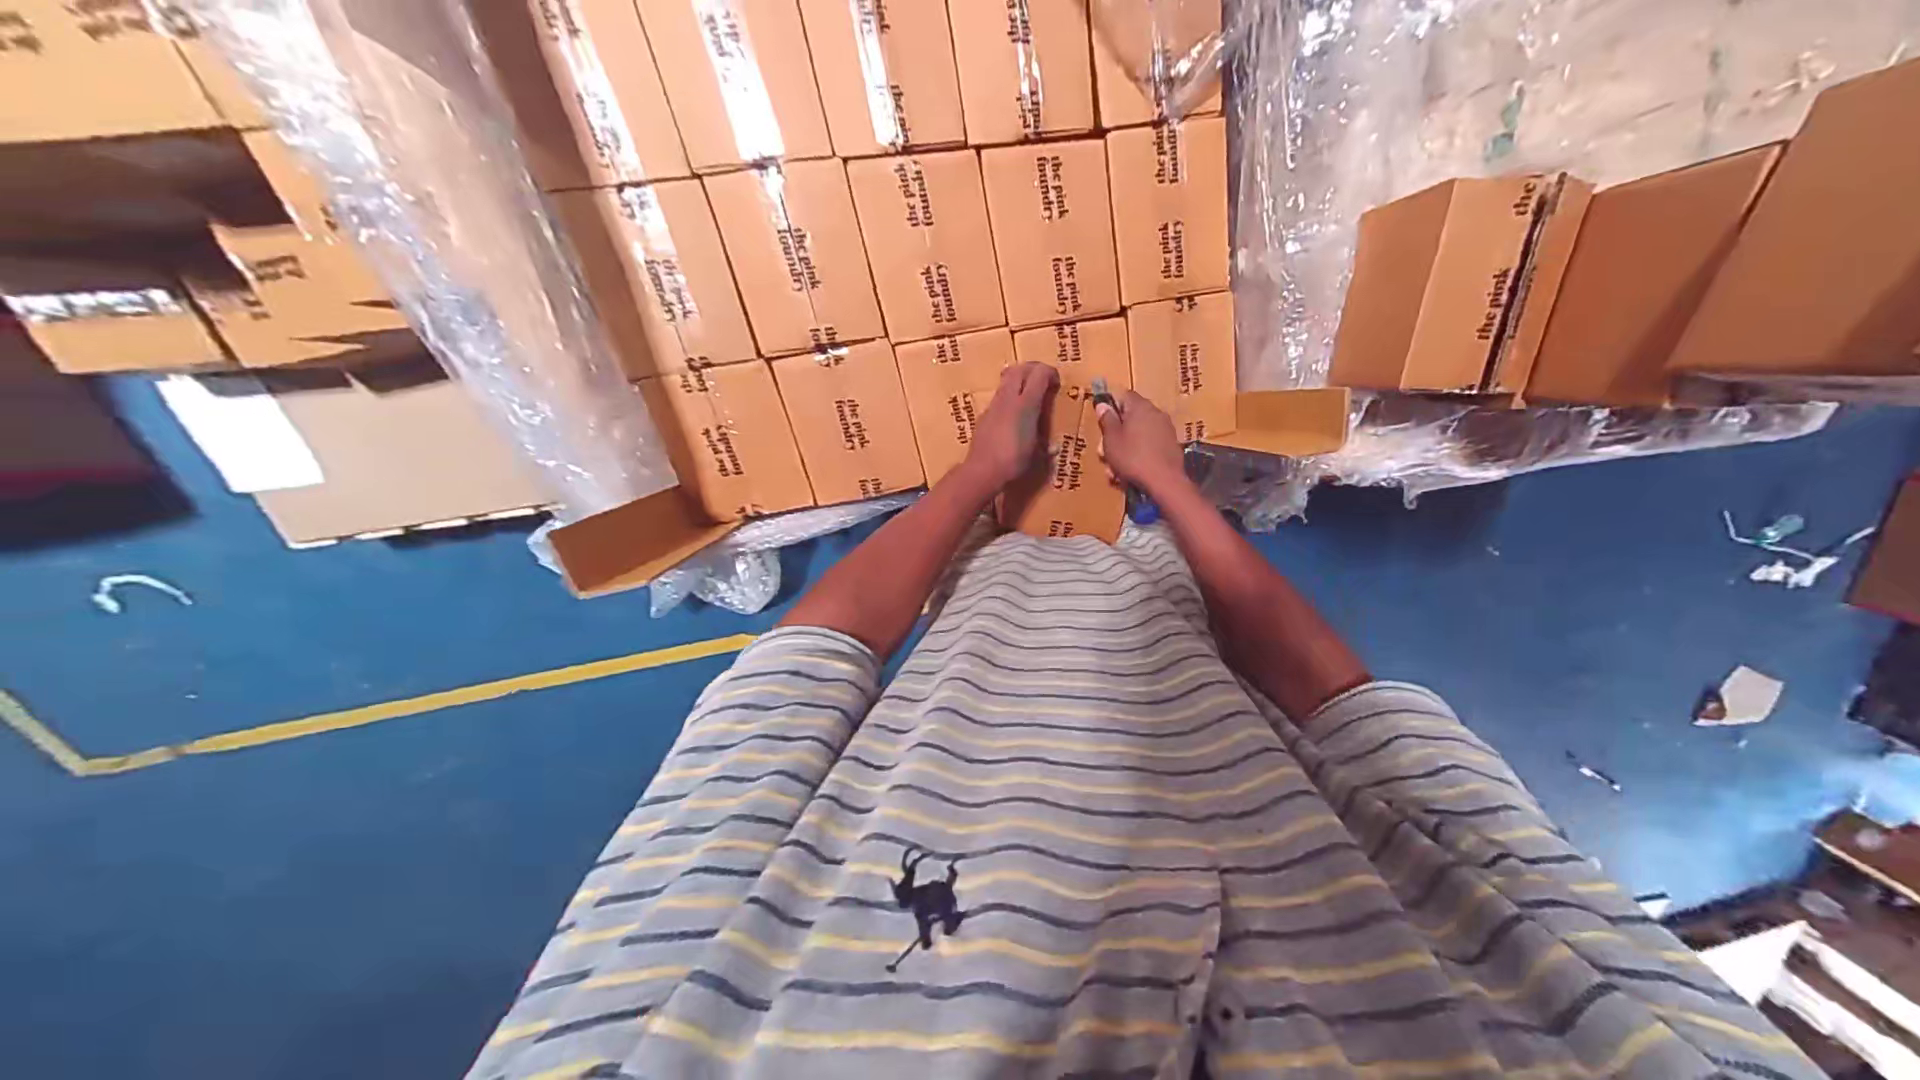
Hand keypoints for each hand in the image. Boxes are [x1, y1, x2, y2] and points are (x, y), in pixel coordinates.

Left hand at [959, 362, 1057, 491]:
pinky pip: (998, 398)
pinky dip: (1008, 398)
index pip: (1040, 374)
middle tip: (1042, 378)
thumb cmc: (1014, 462)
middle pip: (1019, 369)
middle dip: (1033, 369)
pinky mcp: (983, 416)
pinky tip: (1012, 416)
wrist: (982, 470)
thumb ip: (1045, 445)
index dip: (1050, 373)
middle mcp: (1008, 399)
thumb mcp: (1036, 454)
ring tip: (1028, 395)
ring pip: (1005, 381)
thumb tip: (1053, 448)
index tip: (1056, 382)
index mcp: (1026, 405)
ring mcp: (993, 406)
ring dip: (1018, 381)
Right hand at [1095, 391, 1187, 496]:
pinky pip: (1149, 446)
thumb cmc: (1132, 457)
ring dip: (1125, 448)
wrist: (1164, 481)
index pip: (1124, 396)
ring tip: (1115, 469)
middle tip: (1105, 451)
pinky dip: (1139, 456)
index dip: (1111, 407)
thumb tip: (1103, 404)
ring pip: (1138, 435)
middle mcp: (1156, 413)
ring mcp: (1166, 430)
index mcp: (1141, 407)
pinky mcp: (1172, 446)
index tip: (1102, 422)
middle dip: (1116, 434)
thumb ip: (1107, 420)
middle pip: (1131, 418)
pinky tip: (1130, 473)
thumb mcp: (1111, 439)